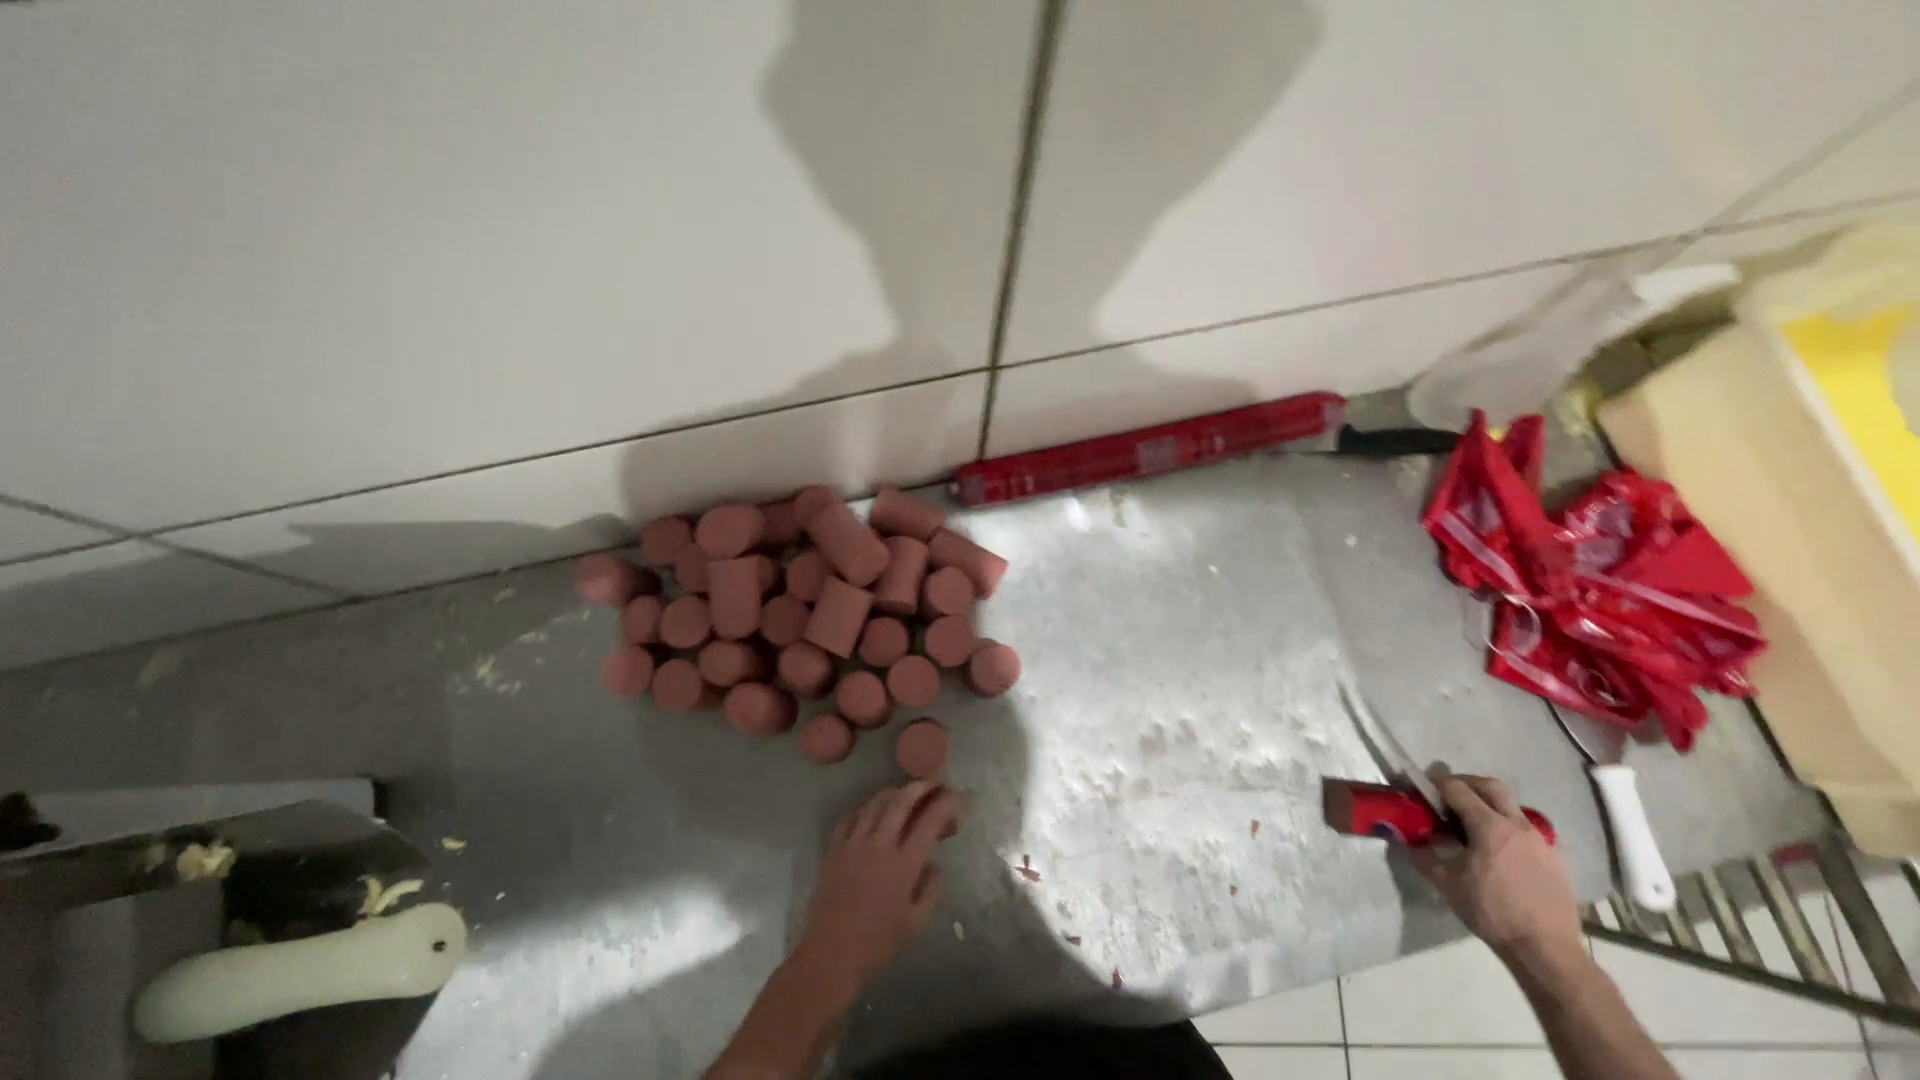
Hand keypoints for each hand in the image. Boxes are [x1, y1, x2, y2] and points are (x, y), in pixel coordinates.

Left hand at [794, 780, 959, 991]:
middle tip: (934, 784)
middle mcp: (879, 845)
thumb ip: (931, 889)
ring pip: (874, 804)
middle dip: (921, 787)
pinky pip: (849, 818)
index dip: (946, 805)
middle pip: (901, 801)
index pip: (930, 822)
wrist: (830, 954)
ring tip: (905, 793)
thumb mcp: (916, 922)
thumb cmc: (878, 943)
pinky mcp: (833, 850)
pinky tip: (870, 815)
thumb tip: (934, 864)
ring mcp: (852, 844)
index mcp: (903, 864)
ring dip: (893, 793)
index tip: (957, 798)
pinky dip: (864, 810)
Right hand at [1410, 773, 1582, 967]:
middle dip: (1467, 783)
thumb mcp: (1448, 884)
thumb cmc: (1491, 911)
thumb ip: (1425, 857)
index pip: (1458, 789)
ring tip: (1473, 825)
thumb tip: (1410, 841)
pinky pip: (1526, 830)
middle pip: (1491, 786)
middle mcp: (1517, 825)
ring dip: (1489, 805)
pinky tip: (1498, 851)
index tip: (1424, 784)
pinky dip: (1507, 828)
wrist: (1545, 947)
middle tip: (1449, 794)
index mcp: (1489, 826)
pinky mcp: (1553, 857)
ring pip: (1512, 807)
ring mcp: (1540, 840)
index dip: (1438, 782)